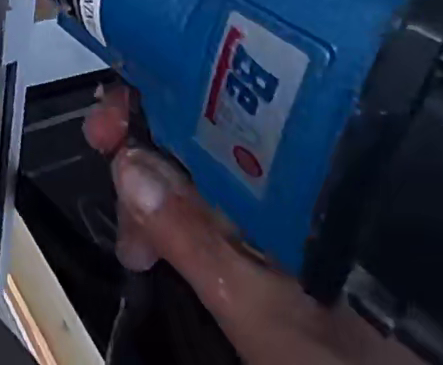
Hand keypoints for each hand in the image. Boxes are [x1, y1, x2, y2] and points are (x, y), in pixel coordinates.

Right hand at [85, 85, 418, 364]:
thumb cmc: (340, 360)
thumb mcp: (260, 307)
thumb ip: (192, 237)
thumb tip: (127, 163)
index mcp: (290, 171)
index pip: (204, 102)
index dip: (143, 103)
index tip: (103, 128)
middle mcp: (284, 171)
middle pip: (186, 132)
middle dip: (133, 156)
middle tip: (110, 195)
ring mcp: (275, 199)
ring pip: (189, 167)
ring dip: (144, 193)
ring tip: (136, 248)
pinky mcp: (270, 227)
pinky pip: (202, 200)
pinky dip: (168, 214)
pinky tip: (152, 244)